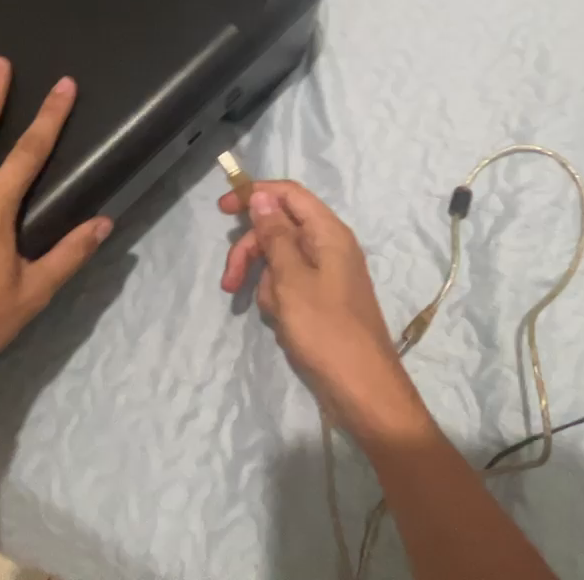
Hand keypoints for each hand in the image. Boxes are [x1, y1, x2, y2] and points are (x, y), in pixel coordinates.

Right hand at [217, 181, 428, 440]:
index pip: (289, 194)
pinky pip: (290, 285)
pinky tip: (281, 323)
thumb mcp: (291, 279)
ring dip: (266, 281)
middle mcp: (329, 246)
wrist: (362, 389)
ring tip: (272, 312)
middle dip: (252, 250)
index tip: (221, 210)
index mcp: (328, 232)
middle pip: (279, 228)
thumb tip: (261, 196)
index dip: (255, 195)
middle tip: (229, 280)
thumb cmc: (326, 329)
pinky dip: (279, 299)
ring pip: (281, 260)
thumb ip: (275, 234)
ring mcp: (327, 274)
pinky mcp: (321, 300)